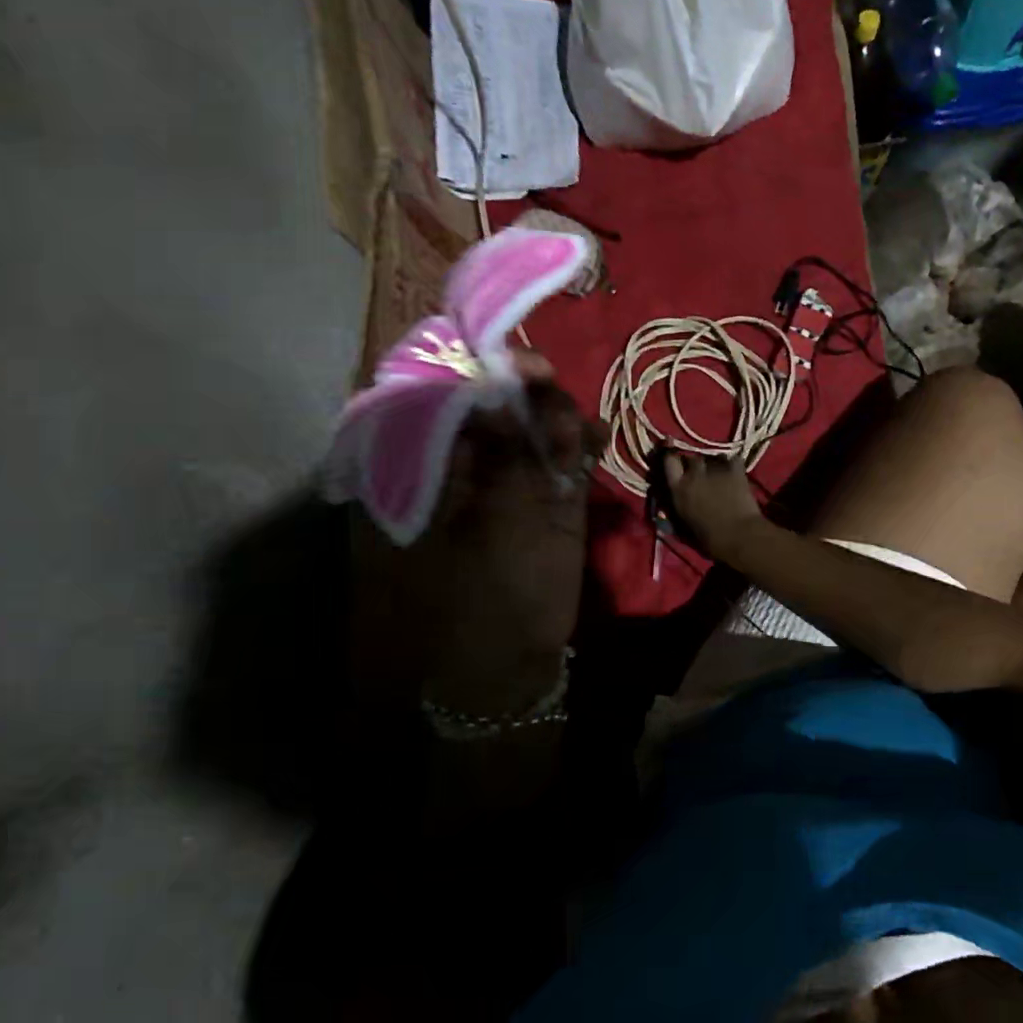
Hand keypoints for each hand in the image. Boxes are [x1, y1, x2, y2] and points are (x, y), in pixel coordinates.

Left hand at [355, 353, 601, 712]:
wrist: (512, 661)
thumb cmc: (488, 597)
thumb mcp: (497, 526)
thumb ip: (507, 458)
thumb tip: (505, 389)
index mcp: (426, 471)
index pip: (446, 399)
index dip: (480, 371)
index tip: (515, 361)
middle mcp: (466, 468)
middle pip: (497, 406)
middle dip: (527, 392)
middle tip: (551, 384)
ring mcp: (510, 484)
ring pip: (535, 427)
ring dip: (559, 417)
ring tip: (578, 431)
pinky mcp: (549, 500)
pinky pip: (564, 456)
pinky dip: (581, 442)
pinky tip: (596, 437)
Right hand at [663, 452, 764, 557]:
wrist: (740, 536)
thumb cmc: (711, 539)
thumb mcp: (685, 524)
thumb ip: (680, 506)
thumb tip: (677, 501)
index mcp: (679, 489)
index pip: (669, 461)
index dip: (672, 456)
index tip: (673, 453)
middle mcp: (694, 475)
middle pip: (692, 458)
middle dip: (695, 463)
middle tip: (701, 473)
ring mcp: (715, 470)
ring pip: (712, 457)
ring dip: (714, 463)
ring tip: (719, 472)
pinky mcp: (735, 470)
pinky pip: (732, 459)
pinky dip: (732, 464)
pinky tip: (734, 471)